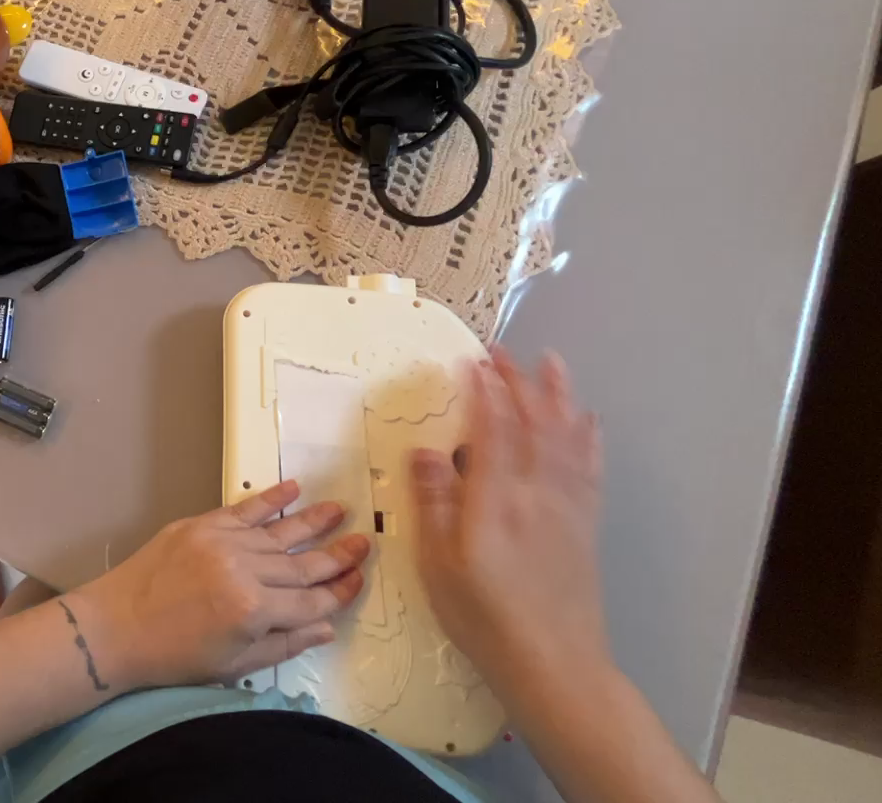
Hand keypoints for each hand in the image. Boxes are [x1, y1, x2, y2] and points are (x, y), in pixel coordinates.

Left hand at [64, 481, 368, 690]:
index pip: (312, 601)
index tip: (361, 579)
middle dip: (336, 556)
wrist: (116, 625)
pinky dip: (269, 498)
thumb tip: (327, 624)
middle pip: (300, 564)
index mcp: (255, 611)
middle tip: (364, 544)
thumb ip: (285, 643)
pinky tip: (293, 488)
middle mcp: (242, 570)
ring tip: (340, 511)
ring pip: (277, 533)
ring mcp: (219, 542)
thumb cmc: (175, 655)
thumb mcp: (235, 663)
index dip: (339, 592)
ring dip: (311, 522)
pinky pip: (242, 509)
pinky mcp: (198, 524)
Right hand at [412, 349, 608, 692]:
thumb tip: (426, 450)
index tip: (469, 362)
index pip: (492, 432)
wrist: (554, 664)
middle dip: (518, 384)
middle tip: (503, 351)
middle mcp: (537, 495)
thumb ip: (435, 502)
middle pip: (533, 426)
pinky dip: (587, 438)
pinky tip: (586, 421)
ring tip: (552, 365)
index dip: (483, 393)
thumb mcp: (439, 560)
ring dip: (558, 398)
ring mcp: (566, 509)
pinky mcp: (583, 525)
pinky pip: (588, 469)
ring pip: (566, 440)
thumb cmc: (481, 613)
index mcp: (495, 501)